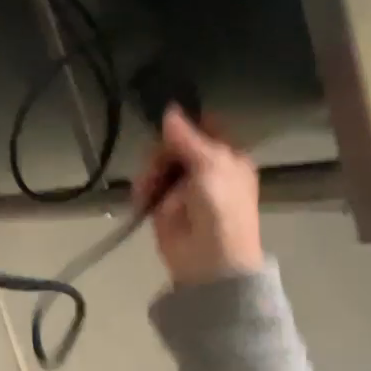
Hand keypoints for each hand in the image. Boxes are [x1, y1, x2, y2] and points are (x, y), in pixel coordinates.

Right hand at [135, 106, 265, 286]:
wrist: (210, 260)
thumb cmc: (220, 209)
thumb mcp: (211, 165)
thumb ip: (188, 138)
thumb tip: (169, 110)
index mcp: (227, 158)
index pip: (204, 128)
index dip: (186, 124)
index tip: (167, 125)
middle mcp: (205, 169)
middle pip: (175, 145)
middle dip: (162, 153)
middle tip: (158, 165)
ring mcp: (183, 188)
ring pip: (158, 164)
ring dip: (150, 173)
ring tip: (147, 189)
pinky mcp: (163, 206)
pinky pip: (147, 186)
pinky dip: (142, 190)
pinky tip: (142, 198)